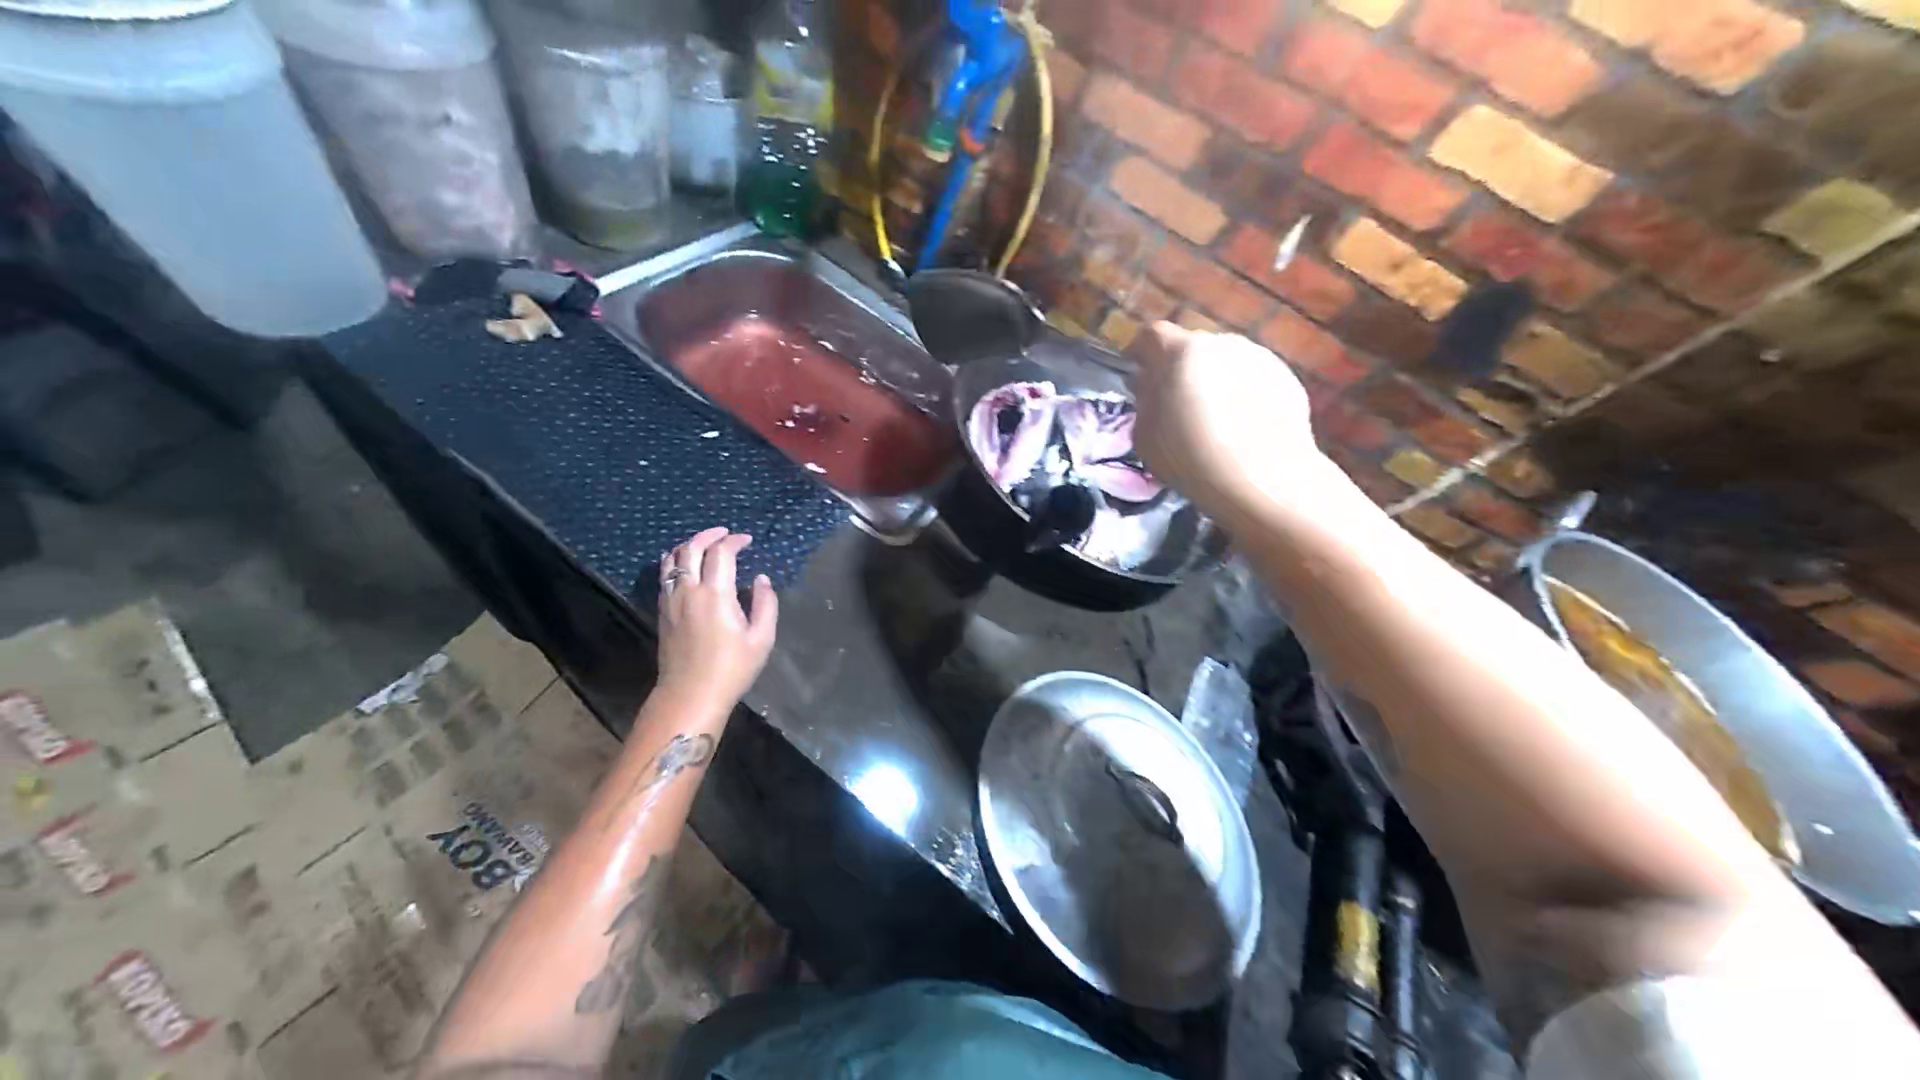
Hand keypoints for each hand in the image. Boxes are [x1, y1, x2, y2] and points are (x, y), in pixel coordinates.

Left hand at [654, 527, 778, 716]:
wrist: (690, 695)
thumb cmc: (732, 669)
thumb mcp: (761, 639)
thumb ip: (765, 604)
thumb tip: (761, 579)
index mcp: (715, 594)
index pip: (721, 553)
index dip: (734, 541)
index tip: (747, 541)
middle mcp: (689, 590)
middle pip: (692, 548)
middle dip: (709, 535)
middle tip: (725, 534)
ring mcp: (671, 600)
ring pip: (672, 559)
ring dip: (689, 545)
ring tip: (704, 545)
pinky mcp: (662, 611)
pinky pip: (665, 575)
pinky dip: (675, 562)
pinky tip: (685, 566)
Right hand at [1128, 322, 1325, 519]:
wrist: (1264, 480)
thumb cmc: (1191, 459)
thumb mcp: (1144, 437)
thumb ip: (1144, 401)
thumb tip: (1150, 384)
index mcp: (1181, 351)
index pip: (1152, 334)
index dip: (1143, 355)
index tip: (1142, 379)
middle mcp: (1222, 342)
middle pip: (1192, 346)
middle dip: (1182, 369)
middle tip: (1179, 405)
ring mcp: (1260, 356)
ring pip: (1225, 361)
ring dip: (1215, 380)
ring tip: (1217, 421)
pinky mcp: (1287, 377)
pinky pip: (1253, 378)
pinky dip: (1244, 394)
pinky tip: (1245, 428)